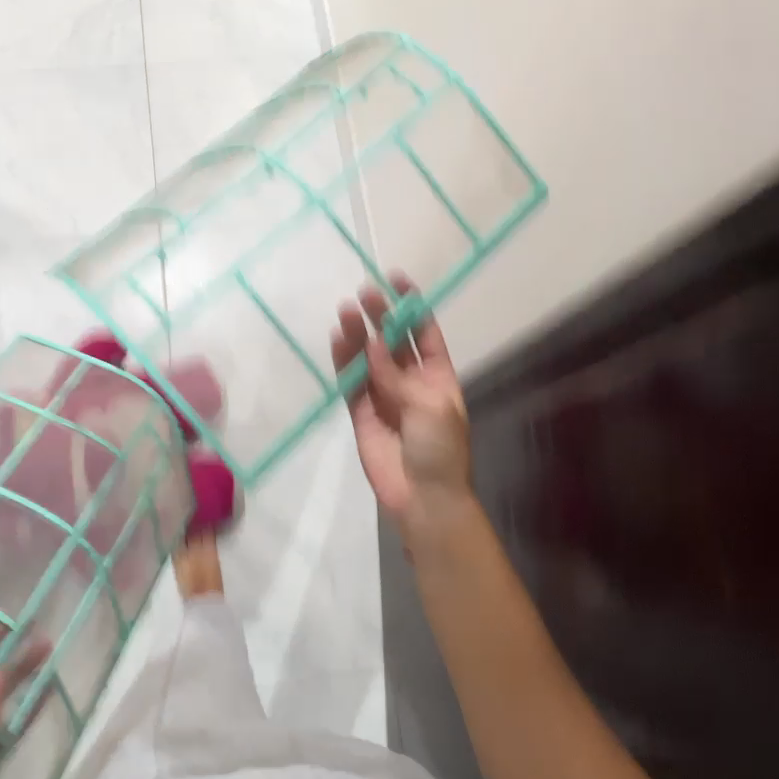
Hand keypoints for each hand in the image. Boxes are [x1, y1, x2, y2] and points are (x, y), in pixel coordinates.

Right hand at [331, 273, 473, 538]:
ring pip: (368, 357)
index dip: (411, 304)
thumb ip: (397, 376)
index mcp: (437, 376)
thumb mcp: (430, 407)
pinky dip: (343, 361)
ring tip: (345, 310)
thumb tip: (373, 345)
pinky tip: (337, 339)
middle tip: (364, 292)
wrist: (424, 499)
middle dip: (380, 315)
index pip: (423, 331)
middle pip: (393, 340)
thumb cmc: (441, 450)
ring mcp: (383, 395)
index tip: (395, 278)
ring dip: (358, 334)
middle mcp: (410, 380)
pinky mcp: (361, 413)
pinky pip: (350, 382)